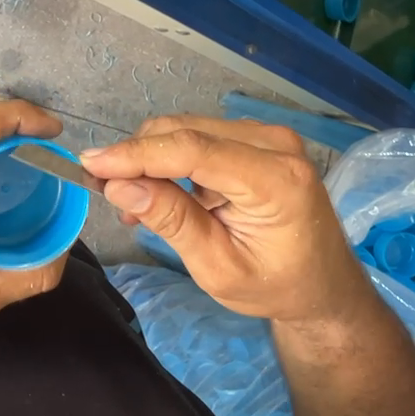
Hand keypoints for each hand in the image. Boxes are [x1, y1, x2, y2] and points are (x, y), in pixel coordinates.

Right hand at [79, 116, 370, 323]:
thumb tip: (119, 185)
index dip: (136, 154)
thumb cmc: (276, 286)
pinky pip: (195, 135)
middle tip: (107, 194)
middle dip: (136, 157)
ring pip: (183, 129)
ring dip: (148, 159)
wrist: (324, 287)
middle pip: (183, 131)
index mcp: (276, 180)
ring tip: (134, 203)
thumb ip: (172, 222)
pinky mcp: (253, 137)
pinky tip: (156, 192)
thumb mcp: (219, 269)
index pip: (192, 150)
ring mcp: (265, 135)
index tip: (90, 164)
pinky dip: (166, 159)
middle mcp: (273, 143)